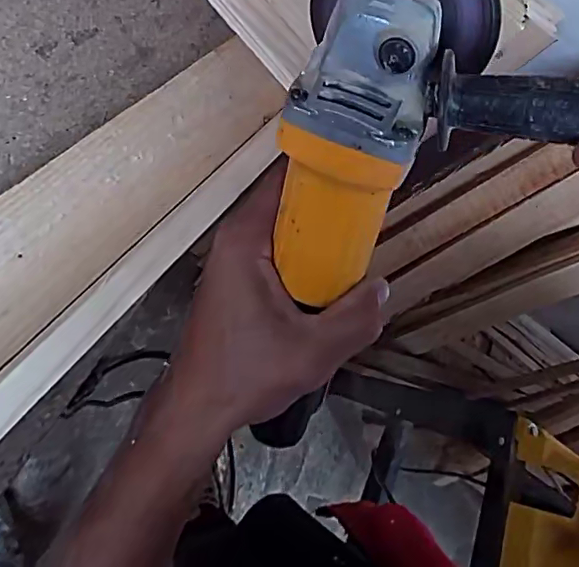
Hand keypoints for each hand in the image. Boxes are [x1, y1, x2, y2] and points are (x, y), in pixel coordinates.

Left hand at [158, 160, 390, 439]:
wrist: (195, 412)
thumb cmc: (242, 377)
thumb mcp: (312, 353)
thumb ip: (355, 319)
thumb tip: (382, 288)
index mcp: (246, 237)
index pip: (285, 176)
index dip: (323, 166)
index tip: (357, 167)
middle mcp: (236, 236)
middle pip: (289, 196)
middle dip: (328, 199)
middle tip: (366, 207)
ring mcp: (234, 255)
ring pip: (285, 222)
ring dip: (318, 227)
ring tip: (355, 237)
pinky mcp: (238, 274)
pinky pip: (278, 244)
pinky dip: (305, 249)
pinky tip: (329, 271)